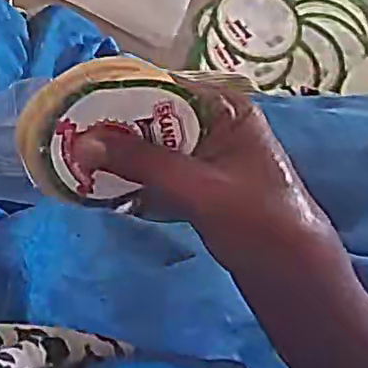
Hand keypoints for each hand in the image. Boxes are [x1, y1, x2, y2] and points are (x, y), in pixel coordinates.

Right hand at [70, 81, 338, 258]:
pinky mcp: (196, 178)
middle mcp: (213, 119)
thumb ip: (141, 161)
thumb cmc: (258, 223)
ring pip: (149, 140)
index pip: (161, 85)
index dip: (118, 91)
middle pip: (150, 112)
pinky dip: (130, 171)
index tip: (78, 103)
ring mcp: (204, 150)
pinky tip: (101, 180)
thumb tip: (80, 141)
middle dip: (112, 124)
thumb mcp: (198, 188)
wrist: (296, 282)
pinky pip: (154, 165)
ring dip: (117, 150)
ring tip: (77, 155)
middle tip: (71, 132)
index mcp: (225, 106)